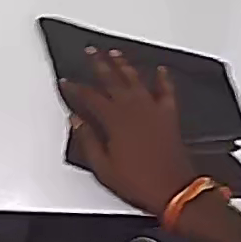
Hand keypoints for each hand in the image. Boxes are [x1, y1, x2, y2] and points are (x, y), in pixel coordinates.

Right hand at [59, 49, 198, 215]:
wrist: (173, 189)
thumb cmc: (139, 181)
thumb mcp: (103, 167)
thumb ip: (88, 141)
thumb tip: (76, 122)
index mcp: (115, 120)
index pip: (90, 97)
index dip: (76, 88)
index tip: (66, 82)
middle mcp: (133, 109)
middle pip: (112, 79)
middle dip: (99, 64)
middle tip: (90, 52)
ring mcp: (152, 110)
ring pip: (135, 79)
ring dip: (124, 64)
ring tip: (115, 53)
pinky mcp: (168, 115)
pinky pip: (166, 91)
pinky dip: (164, 79)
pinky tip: (161, 70)